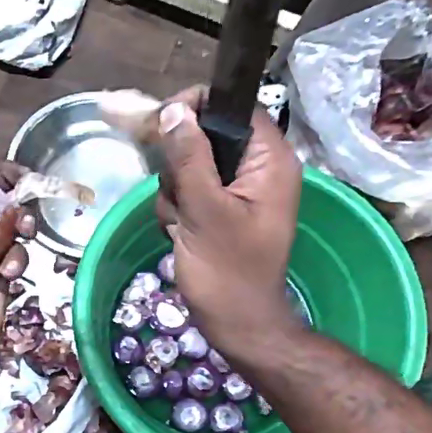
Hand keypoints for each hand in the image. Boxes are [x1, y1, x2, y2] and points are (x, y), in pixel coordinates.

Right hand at [154, 86, 302, 357]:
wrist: (236, 324)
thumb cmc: (226, 270)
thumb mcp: (204, 209)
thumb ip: (188, 157)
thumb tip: (173, 110)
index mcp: (270, 160)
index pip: (233, 108)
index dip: (196, 109)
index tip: (162, 126)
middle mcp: (259, 169)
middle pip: (207, 137)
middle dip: (180, 166)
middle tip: (178, 196)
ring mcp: (240, 192)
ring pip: (191, 167)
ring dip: (176, 193)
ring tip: (182, 224)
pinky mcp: (223, 211)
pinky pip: (190, 193)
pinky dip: (178, 210)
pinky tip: (180, 234)